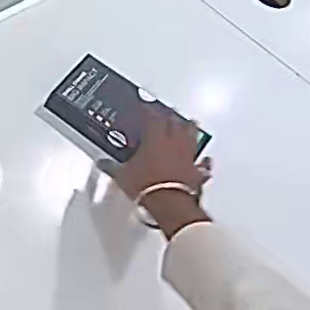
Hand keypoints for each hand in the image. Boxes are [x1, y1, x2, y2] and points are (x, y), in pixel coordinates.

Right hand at [111, 107, 212, 239]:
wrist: (168, 203)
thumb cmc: (147, 186)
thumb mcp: (122, 175)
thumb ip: (112, 166)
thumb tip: (103, 163)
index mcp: (155, 139)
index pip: (153, 117)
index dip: (149, 109)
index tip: (146, 106)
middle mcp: (174, 143)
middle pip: (175, 121)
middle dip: (170, 115)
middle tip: (167, 111)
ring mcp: (187, 156)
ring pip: (192, 135)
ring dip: (190, 127)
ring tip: (190, 122)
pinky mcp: (197, 171)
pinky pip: (203, 163)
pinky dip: (204, 160)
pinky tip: (206, 159)